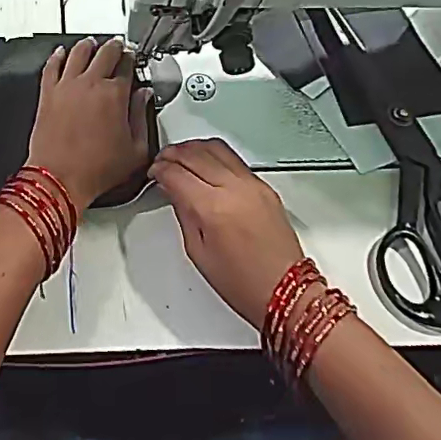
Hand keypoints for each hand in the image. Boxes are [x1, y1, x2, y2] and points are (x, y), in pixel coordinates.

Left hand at [26, 37, 153, 211]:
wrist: (59, 178)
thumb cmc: (95, 169)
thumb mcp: (136, 150)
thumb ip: (142, 118)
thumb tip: (144, 98)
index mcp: (115, 95)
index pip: (127, 67)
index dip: (132, 61)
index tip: (133, 60)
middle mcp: (90, 84)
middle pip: (105, 53)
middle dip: (114, 47)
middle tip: (118, 47)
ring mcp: (66, 87)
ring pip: (78, 53)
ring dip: (88, 46)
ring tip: (92, 43)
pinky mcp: (47, 94)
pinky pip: (52, 66)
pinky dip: (57, 56)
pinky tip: (60, 53)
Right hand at [151, 139, 305, 327]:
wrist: (286, 292)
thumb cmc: (245, 283)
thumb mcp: (197, 251)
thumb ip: (183, 213)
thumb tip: (174, 190)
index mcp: (213, 208)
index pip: (176, 172)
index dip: (159, 169)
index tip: (154, 173)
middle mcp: (235, 190)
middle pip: (194, 154)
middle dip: (173, 154)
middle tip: (162, 162)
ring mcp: (253, 186)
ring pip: (216, 148)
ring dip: (193, 148)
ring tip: (182, 157)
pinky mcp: (265, 187)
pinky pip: (234, 159)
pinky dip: (214, 155)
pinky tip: (205, 164)